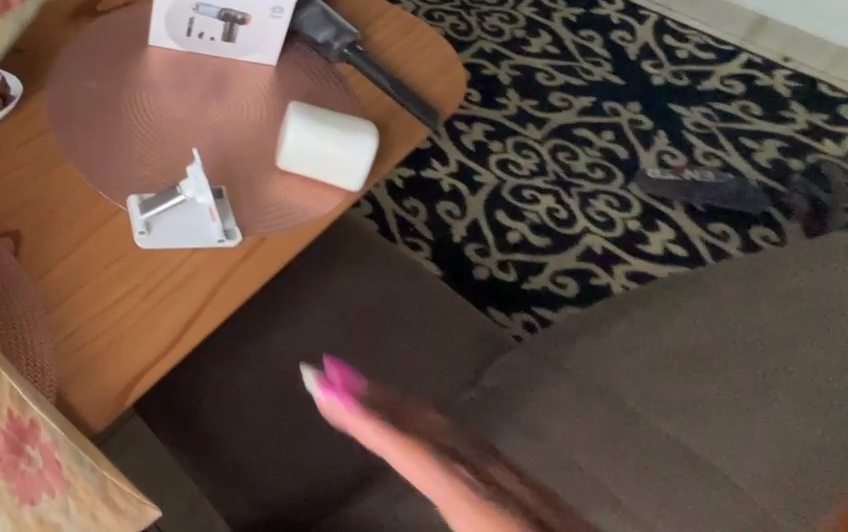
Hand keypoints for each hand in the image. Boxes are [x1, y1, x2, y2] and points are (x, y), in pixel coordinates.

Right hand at [302, 357, 595, 531]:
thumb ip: (452, 506)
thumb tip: (409, 471)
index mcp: (508, 530)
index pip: (431, 466)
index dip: (371, 424)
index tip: (318, 383)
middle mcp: (538, 513)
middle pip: (455, 444)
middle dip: (387, 403)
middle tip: (328, 371)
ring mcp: (561, 515)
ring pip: (480, 450)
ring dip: (416, 415)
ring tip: (366, 392)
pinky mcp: (570, 523)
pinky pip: (499, 466)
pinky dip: (451, 440)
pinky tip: (434, 438)